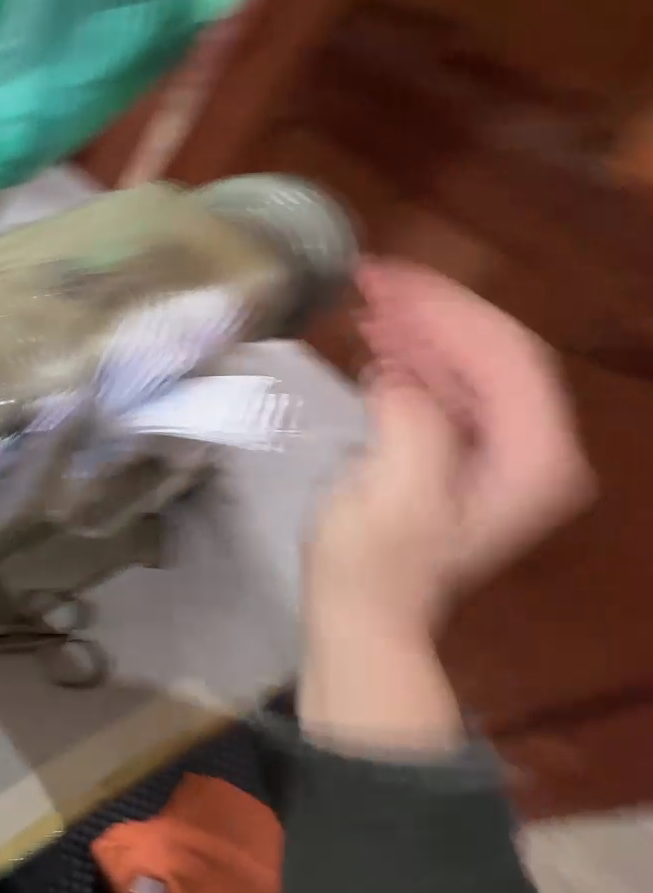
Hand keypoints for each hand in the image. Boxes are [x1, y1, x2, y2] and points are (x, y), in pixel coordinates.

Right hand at [308, 261, 593, 632]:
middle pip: (494, 354)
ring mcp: (493, 452)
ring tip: (368, 302)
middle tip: (371, 278)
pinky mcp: (455, 457)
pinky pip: (446, 390)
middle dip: (436, 310)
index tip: (388, 279)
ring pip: (469, 367)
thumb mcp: (393, 495)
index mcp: (530, 456)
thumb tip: (396, 372)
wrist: (362, 614)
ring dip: (420, 329)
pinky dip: (411, 360)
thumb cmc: (372, 564)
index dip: (449, 309)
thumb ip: (411, 423)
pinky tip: (378, 346)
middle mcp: (529, 447)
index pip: (505, 356)